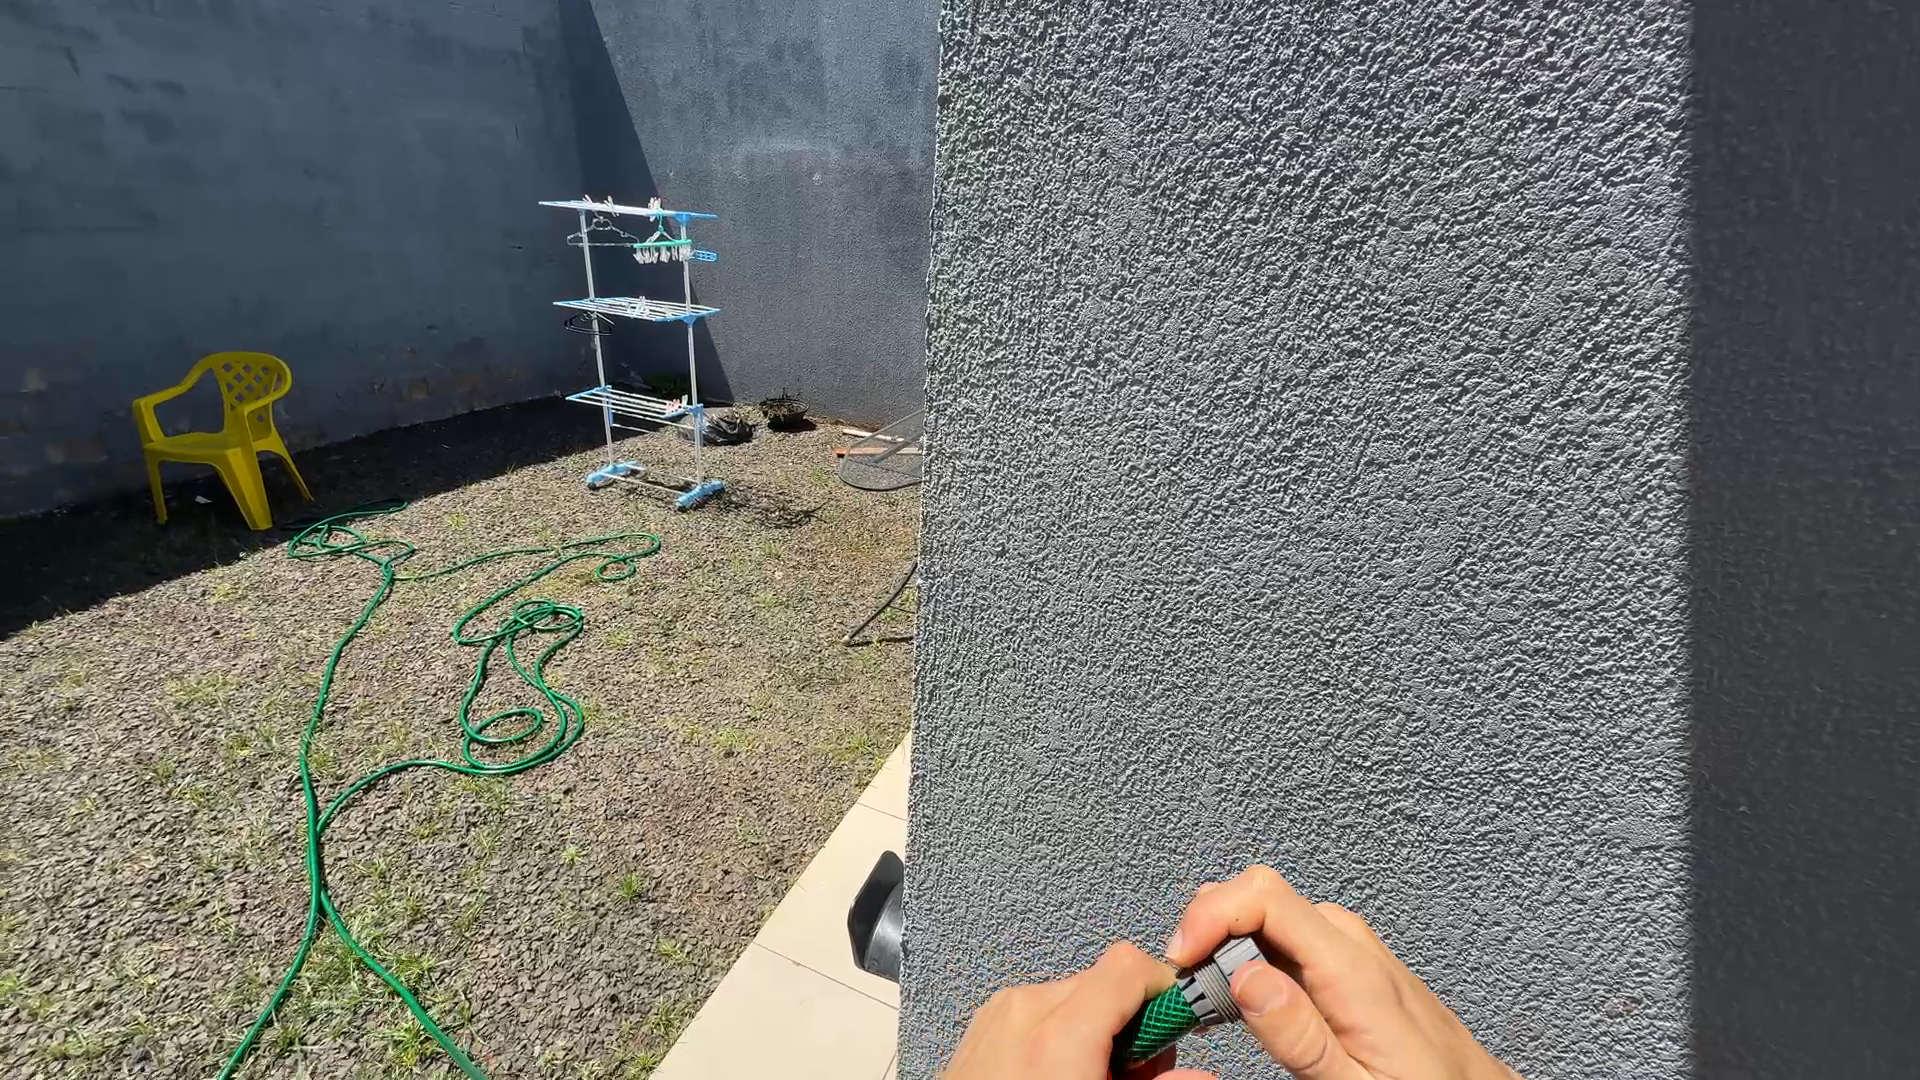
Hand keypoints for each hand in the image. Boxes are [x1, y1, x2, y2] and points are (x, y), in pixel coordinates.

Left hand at [941, 942, 1213, 1079]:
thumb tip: (1202, 1076)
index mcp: (1060, 1034)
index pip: (1128, 966)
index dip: (1164, 988)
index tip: (1179, 1024)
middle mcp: (1026, 1008)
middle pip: (1103, 983)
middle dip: (1132, 1021)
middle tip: (1139, 1074)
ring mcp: (999, 1011)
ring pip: (1071, 996)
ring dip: (1095, 1028)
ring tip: (1096, 1078)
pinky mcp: (982, 1022)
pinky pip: (1038, 1009)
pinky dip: (1061, 1033)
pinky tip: (1060, 1076)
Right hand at [1167, 866, 1521, 1079]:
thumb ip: (1299, 1037)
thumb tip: (1242, 974)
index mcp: (1351, 967)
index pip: (1263, 894)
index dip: (1210, 913)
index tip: (1183, 957)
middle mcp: (1348, 938)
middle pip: (1256, 894)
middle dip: (1208, 928)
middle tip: (1190, 985)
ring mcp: (1347, 940)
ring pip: (1263, 909)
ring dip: (1223, 941)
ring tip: (1211, 996)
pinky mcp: (1343, 951)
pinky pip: (1280, 929)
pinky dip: (1245, 950)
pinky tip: (1241, 990)